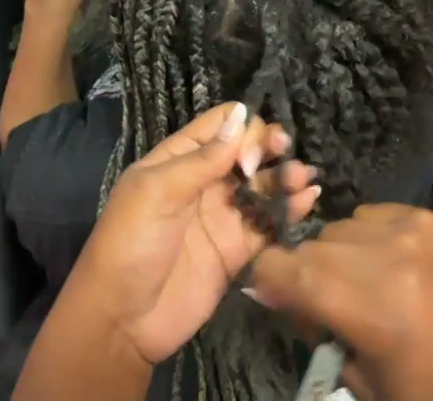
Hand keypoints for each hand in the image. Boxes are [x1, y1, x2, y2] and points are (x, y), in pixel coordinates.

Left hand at [68, 102, 320, 364]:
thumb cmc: (131, 242)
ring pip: (261, 186)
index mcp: (178, 160)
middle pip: (245, 152)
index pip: (218, 126)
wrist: (123, 318)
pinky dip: (290, 210)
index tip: (252, 149)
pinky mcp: (237, 250)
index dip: (241, 127)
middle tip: (285, 154)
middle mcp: (203, 182)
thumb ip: (202, 158)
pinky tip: (308, 199)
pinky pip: (268, 224)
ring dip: (284, 176)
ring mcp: (222, 216)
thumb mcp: (158, 191)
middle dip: (268, 147)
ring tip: (303, 177)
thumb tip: (239, 114)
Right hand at [247, 206, 432, 400]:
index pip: (291, 271)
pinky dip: (365, 239)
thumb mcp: (365, 383)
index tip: (266, 293)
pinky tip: (384, 267)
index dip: (268, 279)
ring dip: (335, 255)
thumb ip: (316, 331)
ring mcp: (412, 231)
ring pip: (338, 228)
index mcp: (377, 309)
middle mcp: (391, 257)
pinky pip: (369, 216)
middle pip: (312, 247)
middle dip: (302, 274)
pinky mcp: (428, 219)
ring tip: (357, 286)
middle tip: (315, 304)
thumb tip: (276, 291)